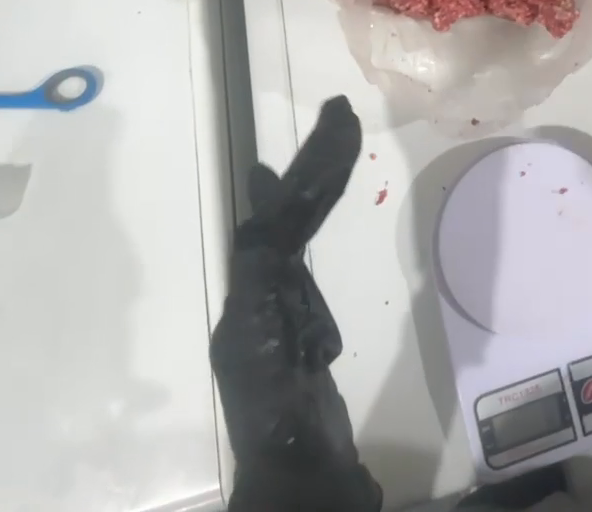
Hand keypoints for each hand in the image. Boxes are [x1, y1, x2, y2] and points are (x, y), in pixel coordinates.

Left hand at [212, 96, 381, 511]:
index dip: (305, 174)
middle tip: (340, 117)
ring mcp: (273, 313)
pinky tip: (298, 213)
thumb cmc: (287, 433)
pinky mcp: (294, 328)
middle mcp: (255, 299)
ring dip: (315, 185)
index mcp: (250, 303)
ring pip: (294, 234)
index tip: (336, 128)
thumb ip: (261, 296)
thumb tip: (255, 225)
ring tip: (331, 142)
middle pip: (284, 219)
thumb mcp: (271, 363)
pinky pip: (301, 261)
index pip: (278, 223)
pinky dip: (306, 226)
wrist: (298, 491)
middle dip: (314, 167)